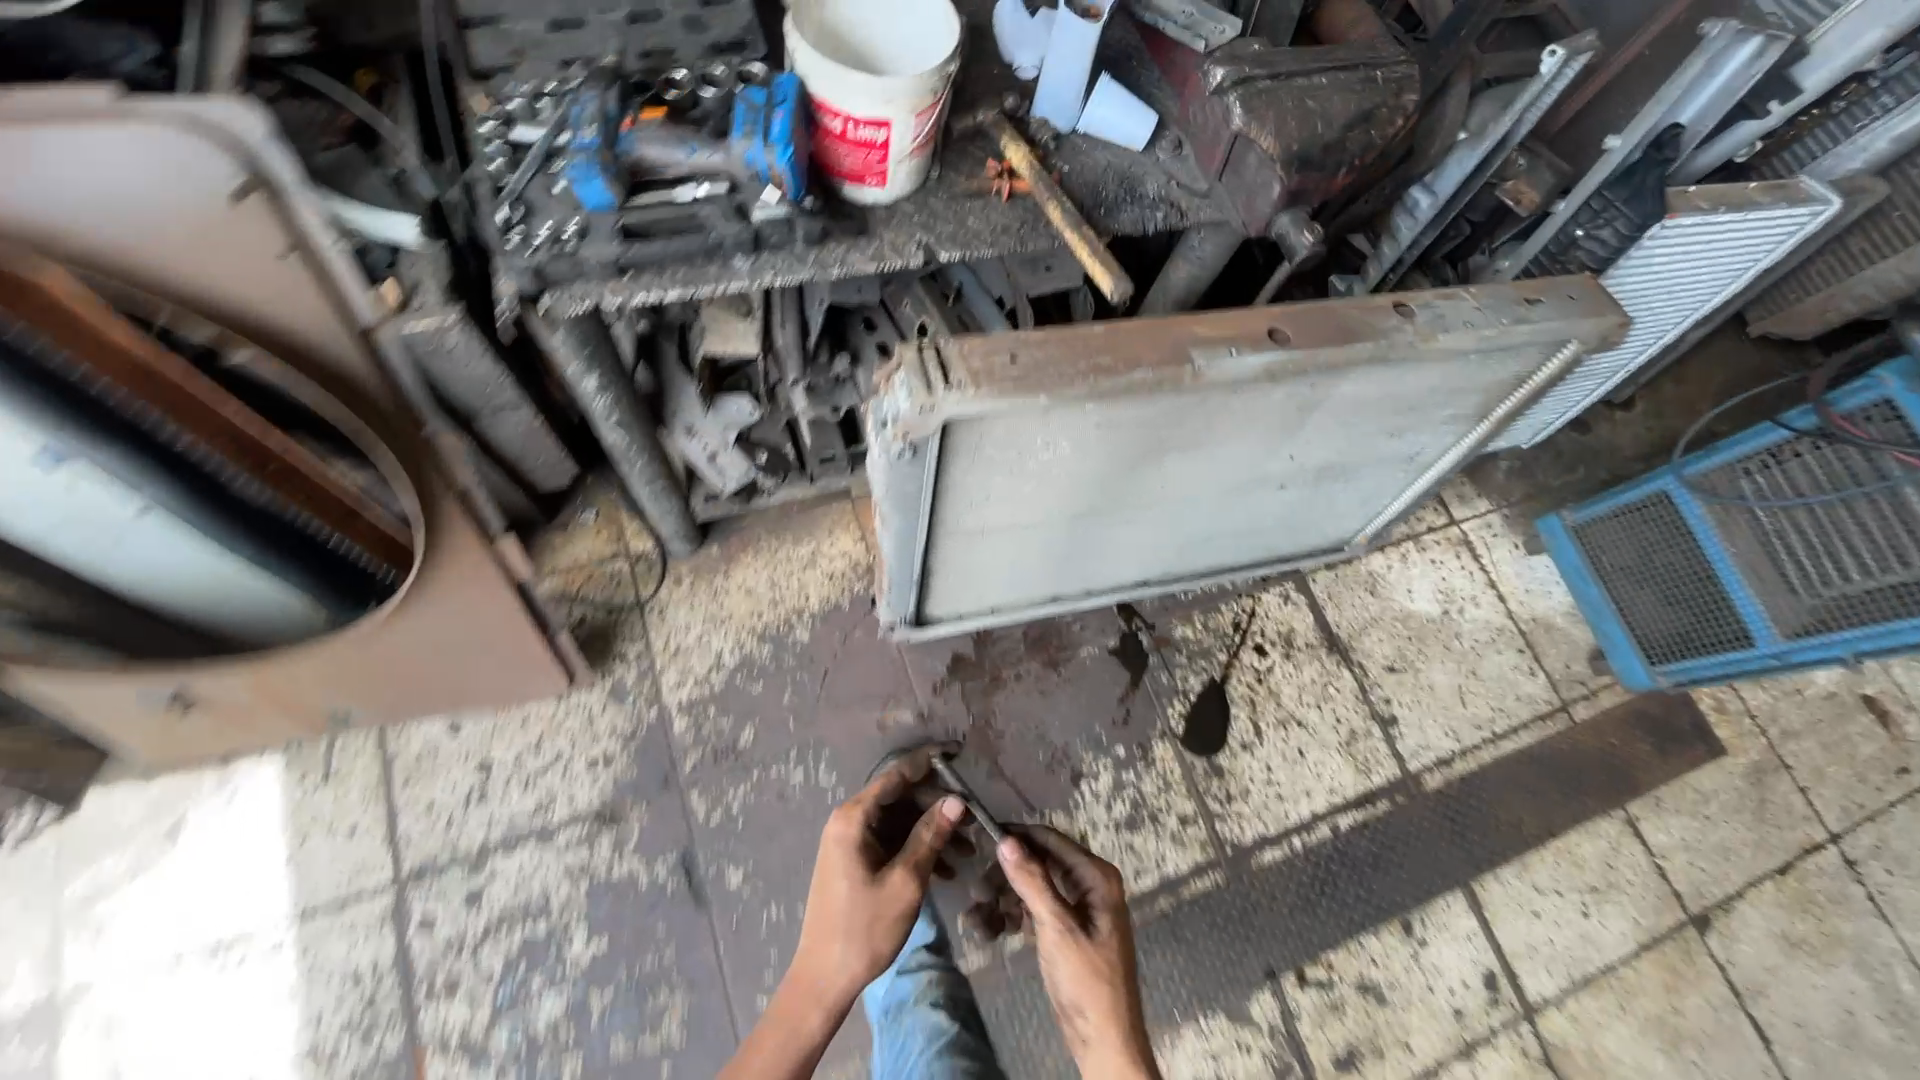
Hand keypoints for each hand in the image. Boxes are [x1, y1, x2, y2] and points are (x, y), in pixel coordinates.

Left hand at [790, 745, 969, 1000]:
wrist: (825, 977)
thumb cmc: (864, 928)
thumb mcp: (906, 881)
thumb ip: (930, 836)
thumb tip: (956, 800)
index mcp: (853, 818)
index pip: (896, 775)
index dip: (928, 762)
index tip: (959, 753)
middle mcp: (848, 821)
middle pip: (900, 798)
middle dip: (937, 807)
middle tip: (973, 821)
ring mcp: (849, 842)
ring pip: (898, 823)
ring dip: (931, 833)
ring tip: (967, 853)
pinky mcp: (854, 861)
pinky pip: (890, 843)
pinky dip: (916, 851)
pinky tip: (945, 872)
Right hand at [984, 826, 1160, 1079]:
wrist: (1104, 1038)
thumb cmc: (1085, 980)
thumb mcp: (1055, 927)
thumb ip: (1031, 880)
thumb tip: (1006, 839)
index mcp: (1097, 876)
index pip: (1051, 839)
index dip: (1017, 836)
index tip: (981, 838)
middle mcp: (1090, 883)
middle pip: (1040, 862)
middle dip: (1007, 875)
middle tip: (977, 892)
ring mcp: (1079, 906)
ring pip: (1034, 886)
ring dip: (1006, 898)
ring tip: (979, 918)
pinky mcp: (1068, 928)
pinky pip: (1036, 908)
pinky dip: (1016, 915)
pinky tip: (995, 930)